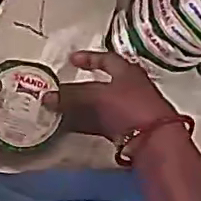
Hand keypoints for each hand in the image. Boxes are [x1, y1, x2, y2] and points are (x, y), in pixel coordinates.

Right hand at [47, 50, 180, 143]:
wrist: (154, 142)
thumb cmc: (129, 107)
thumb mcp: (97, 96)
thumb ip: (72, 95)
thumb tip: (46, 97)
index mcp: (127, 72)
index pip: (106, 59)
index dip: (88, 58)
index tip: (71, 60)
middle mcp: (129, 89)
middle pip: (99, 85)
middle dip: (78, 87)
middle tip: (59, 88)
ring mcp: (127, 111)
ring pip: (97, 105)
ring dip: (78, 107)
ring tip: (57, 109)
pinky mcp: (124, 131)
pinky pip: (99, 122)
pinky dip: (83, 122)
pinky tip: (68, 125)